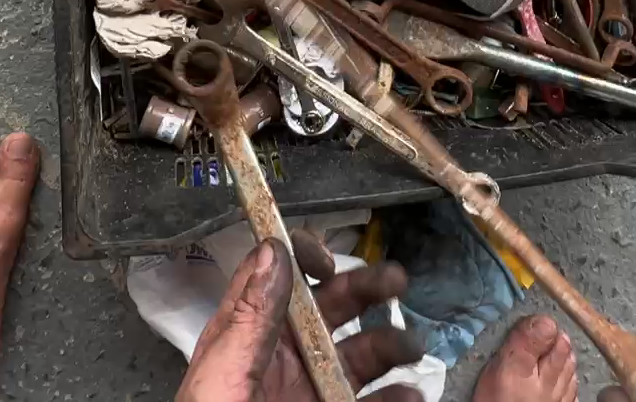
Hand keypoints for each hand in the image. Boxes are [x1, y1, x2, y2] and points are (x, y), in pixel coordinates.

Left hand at [175, 234, 424, 401]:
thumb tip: (272, 249)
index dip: (302, 256)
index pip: (274, 279)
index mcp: (247, 342)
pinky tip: (412, 397)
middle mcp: (282, 363)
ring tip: (414, 349)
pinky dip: (396, 400)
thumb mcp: (221, 386)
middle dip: (365, 289)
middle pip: (328, 310)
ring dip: (389, 345)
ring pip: (357, 356)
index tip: (330, 260)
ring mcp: (309, 398)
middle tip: (397, 280)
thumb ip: (248, 322)